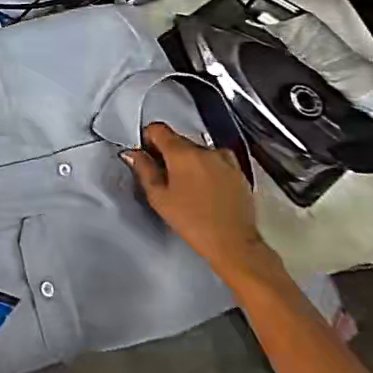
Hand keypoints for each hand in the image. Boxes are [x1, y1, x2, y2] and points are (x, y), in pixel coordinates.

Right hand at [123, 123, 270, 279]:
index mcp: (182, 153)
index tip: (146, 153)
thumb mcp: (160, 199)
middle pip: (179, 140)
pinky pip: (216, 161)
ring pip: (198, 151)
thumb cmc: (196, 224)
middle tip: (164, 179)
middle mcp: (205, 149)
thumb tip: (134, 154)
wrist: (233, 242)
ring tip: (187, 190)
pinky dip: (208, 169)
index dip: (148, 138)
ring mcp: (224, 158)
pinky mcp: (237, 170)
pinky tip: (205, 191)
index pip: (159, 129)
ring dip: (189, 163)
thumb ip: (144, 170)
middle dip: (168, 155)